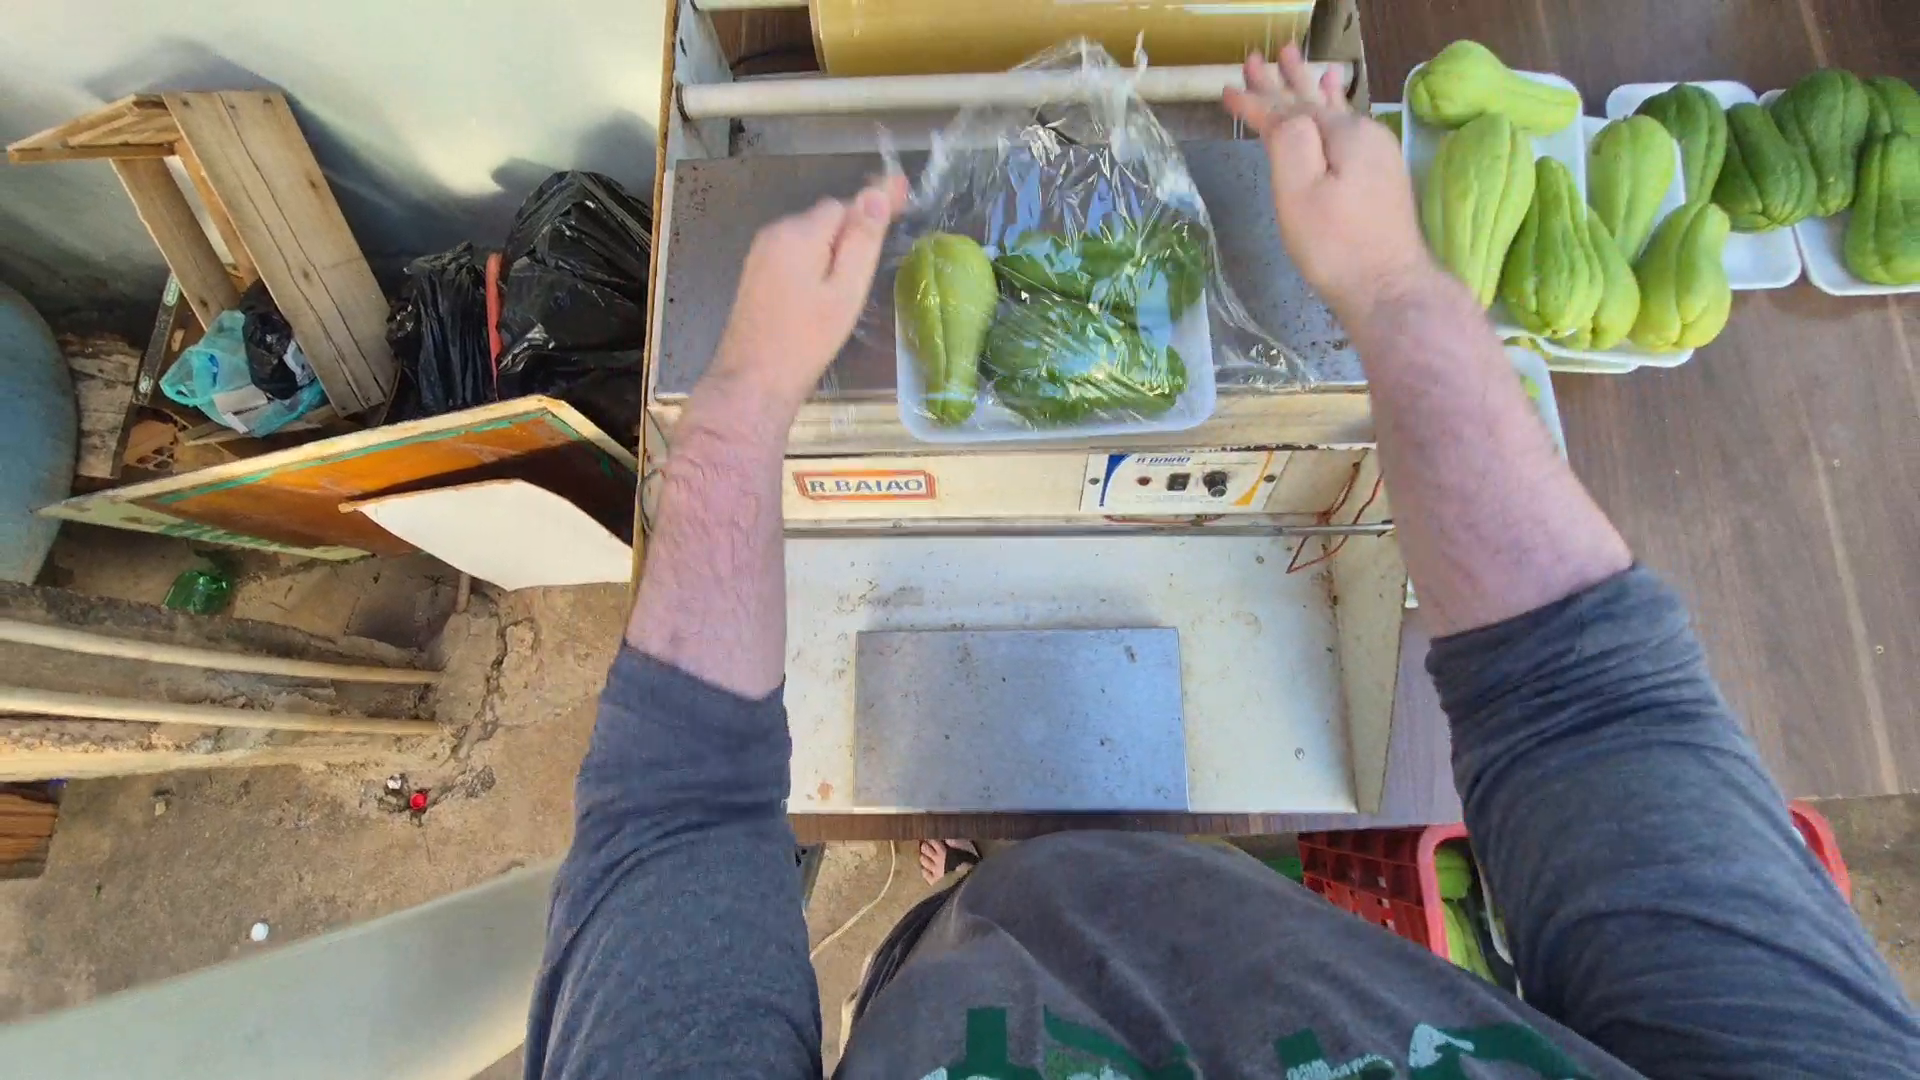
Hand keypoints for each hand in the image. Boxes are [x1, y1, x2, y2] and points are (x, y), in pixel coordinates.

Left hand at [706, 175, 909, 410]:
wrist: (755, 379)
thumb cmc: (808, 339)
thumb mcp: (846, 291)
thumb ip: (862, 241)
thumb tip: (875, 194)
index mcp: (800, 233)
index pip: (844, 204)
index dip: (873, 205)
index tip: (904, 193)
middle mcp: (775, 233)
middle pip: (825, 220)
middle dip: (850, 234)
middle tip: (871, 268)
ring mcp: (760, 254)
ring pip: (809, 239)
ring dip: (831, 252)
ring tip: (846, 291)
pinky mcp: (755, 274)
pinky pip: (793, 256)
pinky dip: (813, 265)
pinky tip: (821, 296)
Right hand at [1223, 46, 1431, 319]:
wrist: (1385, 284)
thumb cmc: (1334, 244)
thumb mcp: (1299, 193)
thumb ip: (1289, 143)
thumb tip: (1281, 114)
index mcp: (1340, 134)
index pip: (1287, 110)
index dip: (1255, 100)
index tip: (1227, 87)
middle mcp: (1361, 133)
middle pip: (1313, 101)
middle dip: (1283, 81)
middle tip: (1260, 57)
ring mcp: (1374, 154)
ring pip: (1332, 111)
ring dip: (1309, 88)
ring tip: (1299, 62)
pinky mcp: (1378, 176)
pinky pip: (1346, 128)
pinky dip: (1333, 109)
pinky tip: (1337, 99)